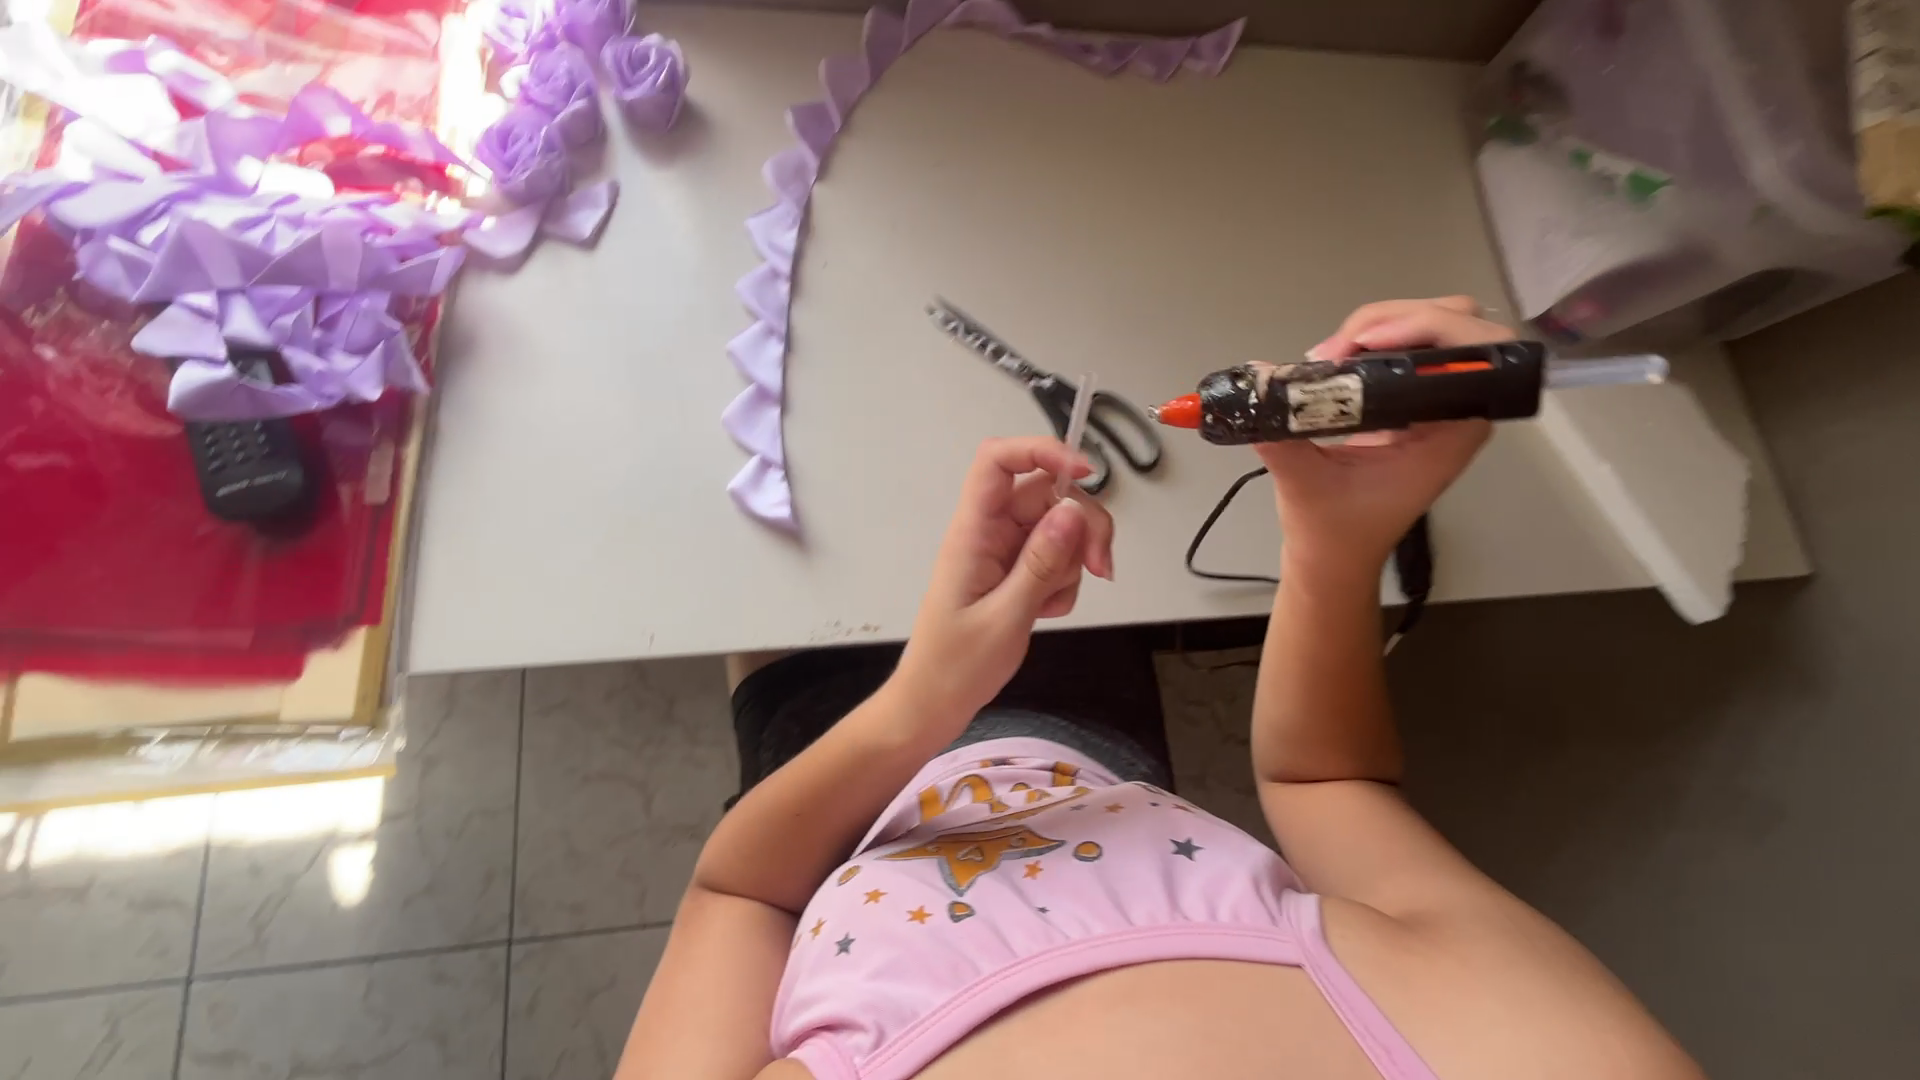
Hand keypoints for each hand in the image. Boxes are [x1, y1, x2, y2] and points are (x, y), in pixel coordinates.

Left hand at [892, 437, 1115, 723]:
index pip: (998, 461)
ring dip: (1073, 562)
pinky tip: (1046, 612)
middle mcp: (989, 532)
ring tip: (1051, 604)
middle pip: (1047, 494)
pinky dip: (1063, 583)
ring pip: (1059, 528)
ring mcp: (1003, 551)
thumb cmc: (956, 666)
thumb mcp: (1005, 617)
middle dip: (1083, 526)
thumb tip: (1073, 511)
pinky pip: (1055, 559)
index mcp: (972, 532)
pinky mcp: (1015, 572)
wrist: (935, 703)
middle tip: (1100, 568)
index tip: (1085, 476)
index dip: (1042, 451)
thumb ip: (1041, 563)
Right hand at [1257, 296, 1508, 575]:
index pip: (1474, 353)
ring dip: (1377, 327)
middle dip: (1393, 320)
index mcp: (1452, 432)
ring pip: (1429, 329)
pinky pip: (1405, 350)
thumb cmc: (1332, 532)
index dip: (1427, 329)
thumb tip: (1257, 378)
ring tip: (1327, 355)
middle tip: (1336, 349)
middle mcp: (1455, 410)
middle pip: (1456, 323)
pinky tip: (1334, 361)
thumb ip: (1281, 432)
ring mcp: (1435, 404)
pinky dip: (1369, 342)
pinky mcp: (1410, 403)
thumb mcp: (1303, 483)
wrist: (1332, 558)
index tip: (1366, 344)